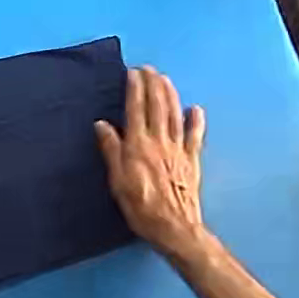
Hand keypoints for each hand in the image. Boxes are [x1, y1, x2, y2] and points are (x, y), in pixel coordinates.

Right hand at [95, 66, 210, 261]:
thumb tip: (102, 123)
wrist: (175, 229)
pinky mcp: (192, 161)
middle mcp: (159, 141)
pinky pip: (195, 137)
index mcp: (138, 144)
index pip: (136, 109)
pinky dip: (196, 121)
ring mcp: (178, 150)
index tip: (132, 72)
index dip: (135, 88)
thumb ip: (111, 150)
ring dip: (170, 94)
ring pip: (174, 115)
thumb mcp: (117, 180)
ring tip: (165, 79)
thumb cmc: (141, 206)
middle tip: (148, 68)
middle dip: (152, 84)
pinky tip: (196, 108)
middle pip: (156, 106)